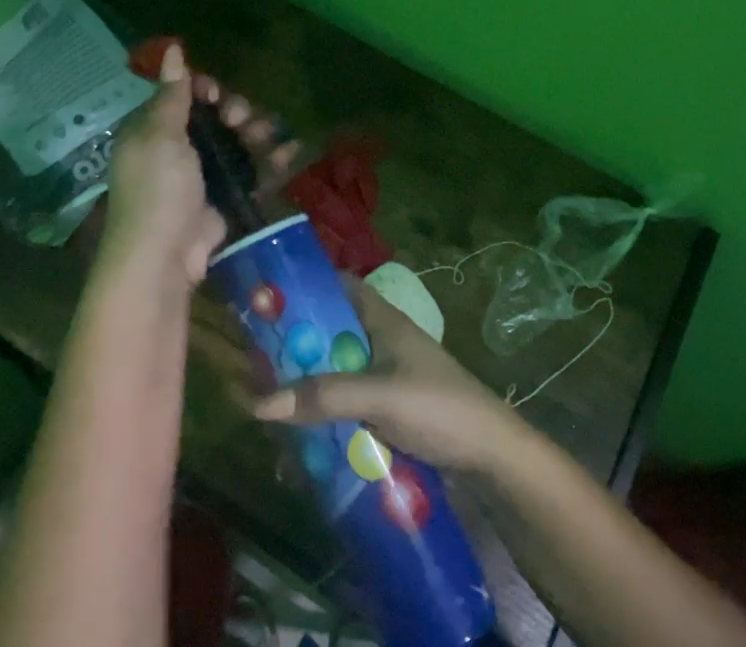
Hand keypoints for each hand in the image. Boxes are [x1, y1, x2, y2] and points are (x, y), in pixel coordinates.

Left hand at [99, 46, 303, 285]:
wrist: (164, 255)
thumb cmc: (157, 188)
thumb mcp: (161, 135)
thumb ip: (173, 95)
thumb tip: (172, 49)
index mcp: (153, 130)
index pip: (183, 97)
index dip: (204, 90)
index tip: (216, 95)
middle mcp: (178, 149)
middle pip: (216, 117)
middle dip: (235, 111)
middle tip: (240, 119)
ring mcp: (204, 176)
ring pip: (238, 142)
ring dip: (257, 133)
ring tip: (267, 135)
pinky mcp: (226, 199)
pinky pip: (253, 172)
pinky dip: (271, 161)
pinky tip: (291, 152)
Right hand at [252, 276, 523, 471]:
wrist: (493, 458)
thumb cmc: (442, 410)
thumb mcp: (381, 397)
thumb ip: (324, 397)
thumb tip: (260, 403)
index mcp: (386, 324)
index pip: (342, 288)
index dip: (307, 288)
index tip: (266, 300)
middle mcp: (383, 346)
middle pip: (331, 336)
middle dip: (295, 349)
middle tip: (252, 363)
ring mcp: (387, 382)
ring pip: (335, 377)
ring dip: (307, 391)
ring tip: (266, 408)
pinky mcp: (390, 416)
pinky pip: (347, 411)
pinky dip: (324, 421)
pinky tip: (299, 445)